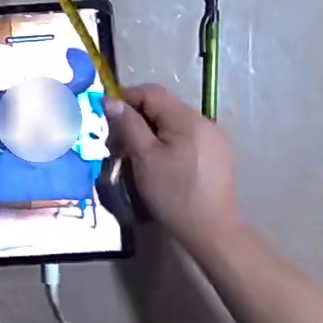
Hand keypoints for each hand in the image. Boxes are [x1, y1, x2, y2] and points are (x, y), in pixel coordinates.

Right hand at [106, 84, 242, 242]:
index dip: (126, 98)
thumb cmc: (174, 194)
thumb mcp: (144, 158)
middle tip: (116, 143)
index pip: (152, 92)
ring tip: (133, 155)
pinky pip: (184, 136)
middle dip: (135, 118)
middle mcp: (203, 121)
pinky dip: (165, 141)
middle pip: (162, 106)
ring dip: (148, 131)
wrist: (212, 230)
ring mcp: (213, 137)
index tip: (107, 118)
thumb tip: (110, 100)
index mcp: (187, 119)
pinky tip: (157, 163)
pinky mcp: (215, 153)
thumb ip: (128, 125)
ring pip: (172, 122)